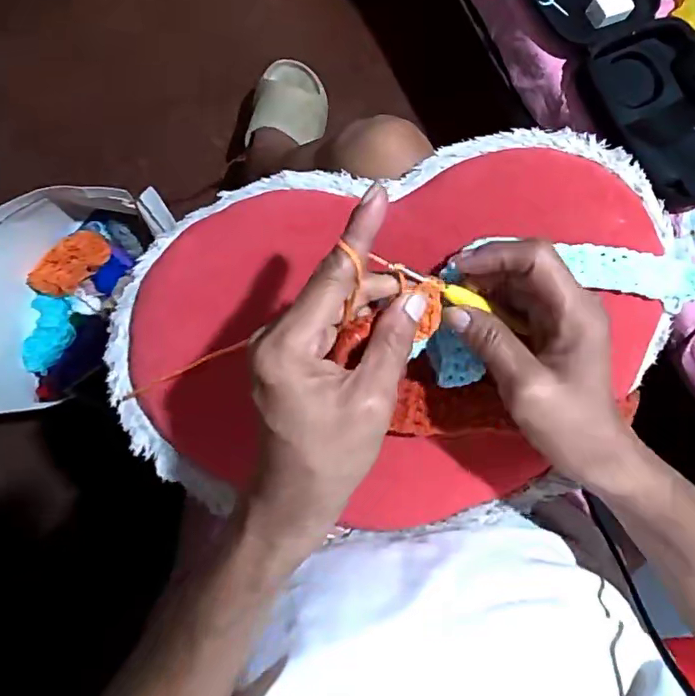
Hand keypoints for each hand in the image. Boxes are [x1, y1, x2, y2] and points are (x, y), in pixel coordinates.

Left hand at [246, 186, 421, 542]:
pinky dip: (358, 323)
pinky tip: (384, 331)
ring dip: (371, 306)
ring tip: (407, 317)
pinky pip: (327, 324)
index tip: (378, 192)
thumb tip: (412, 295)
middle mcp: (275, 334)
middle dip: (379, 285)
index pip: (332, 274)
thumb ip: (391, 341)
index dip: (360, 231)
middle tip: (418, 296)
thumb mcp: (371, 401)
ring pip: (334, 305)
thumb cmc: (331, 459)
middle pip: (336, 288)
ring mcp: (277, 344)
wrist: (290, 503)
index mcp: (289, 344)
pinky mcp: (286, 355)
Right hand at [442, 239, 643, 488]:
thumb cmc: (568, 424)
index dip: (496, 254)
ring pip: (522, 282)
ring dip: (487, 284)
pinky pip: (521, 303)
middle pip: (528, 264)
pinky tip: (471, 313)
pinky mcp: (553, 329)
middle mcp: (573, 302)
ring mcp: (564, 315)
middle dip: (487, 267)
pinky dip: (494, 303)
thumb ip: (491, 343)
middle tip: (448, 282)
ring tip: (453, 295)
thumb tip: (453, 310)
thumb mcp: (525, 387)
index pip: (537, 257)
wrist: (599, 455)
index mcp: (576, 308)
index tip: (458, 269)